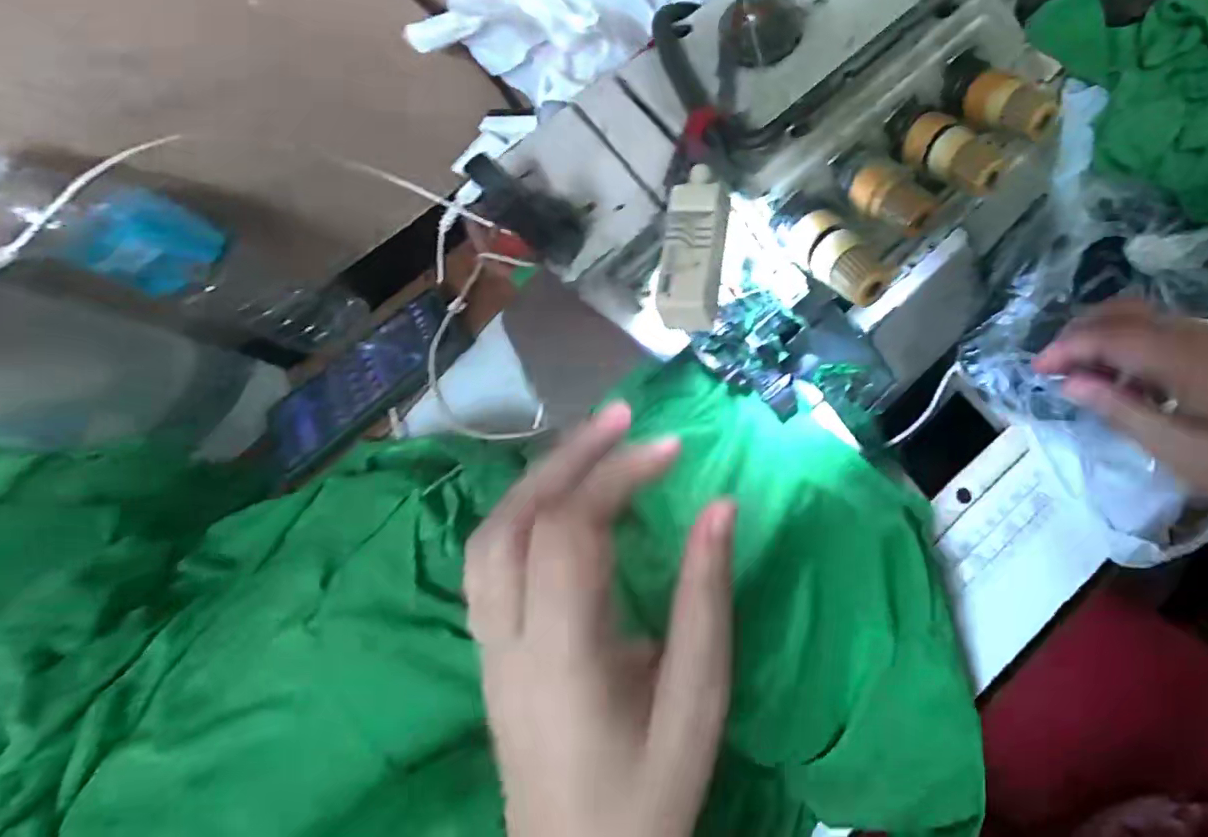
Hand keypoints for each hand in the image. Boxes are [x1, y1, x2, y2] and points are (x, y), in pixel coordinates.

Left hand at [464, 402, 735, 836]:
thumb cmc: (650, 792)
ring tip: (594, 444)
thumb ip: (706, 598)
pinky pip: (490, 563)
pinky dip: (525, 511)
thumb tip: (721, 505)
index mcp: (560, 654)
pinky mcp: (491, 658)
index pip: (571, 532)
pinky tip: (562, 500)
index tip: (673, 447)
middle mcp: (506, 644)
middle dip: (570, 457)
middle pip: (513, 522)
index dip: (619, 475)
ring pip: (488, 540)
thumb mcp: (698, 699)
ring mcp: (487, 652)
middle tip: (625, 416)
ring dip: (539, 479)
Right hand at [1032, 298, 1207, 541]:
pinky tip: (1129, 378)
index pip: (1110, 336)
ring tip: (1081, 372)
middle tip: (1052, 364)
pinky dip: (1136, 345)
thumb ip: (1121, 411)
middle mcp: (1201, 334)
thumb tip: (1070, 384)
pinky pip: (1169, 333)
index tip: (1035, 370)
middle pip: (1126, 313)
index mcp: (1188, 356)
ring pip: (1147, 319)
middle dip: (1082, 332)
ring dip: (1108, 336)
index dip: (1067, 348)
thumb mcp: (1181, 453)